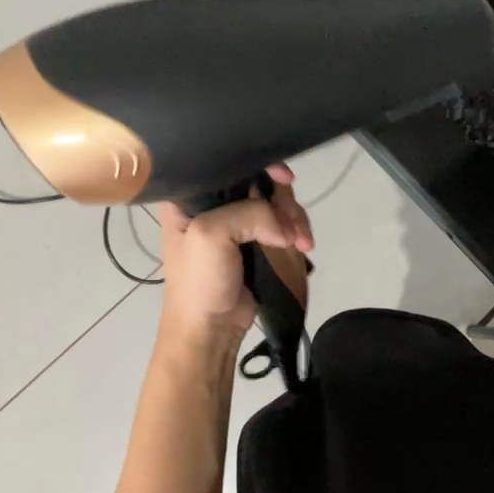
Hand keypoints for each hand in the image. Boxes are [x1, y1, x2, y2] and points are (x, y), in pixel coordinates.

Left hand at [155, 164, 313, 346]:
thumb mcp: (211, 235)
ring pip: (275, 203)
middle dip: (282, 199)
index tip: (283, 178)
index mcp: (189, 195)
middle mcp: (212, 204)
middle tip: (291, 222)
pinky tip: (304, 246)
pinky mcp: (255, 242)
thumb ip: (250, 214)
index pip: (227, 162)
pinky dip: (296, 231)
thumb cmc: (199, 281)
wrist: (209, 330)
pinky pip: (282, 223)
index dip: (259, 164)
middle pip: (258, 182)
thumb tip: (285, 228)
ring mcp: (236, 224)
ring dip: (295, 218)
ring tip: (303, 243)